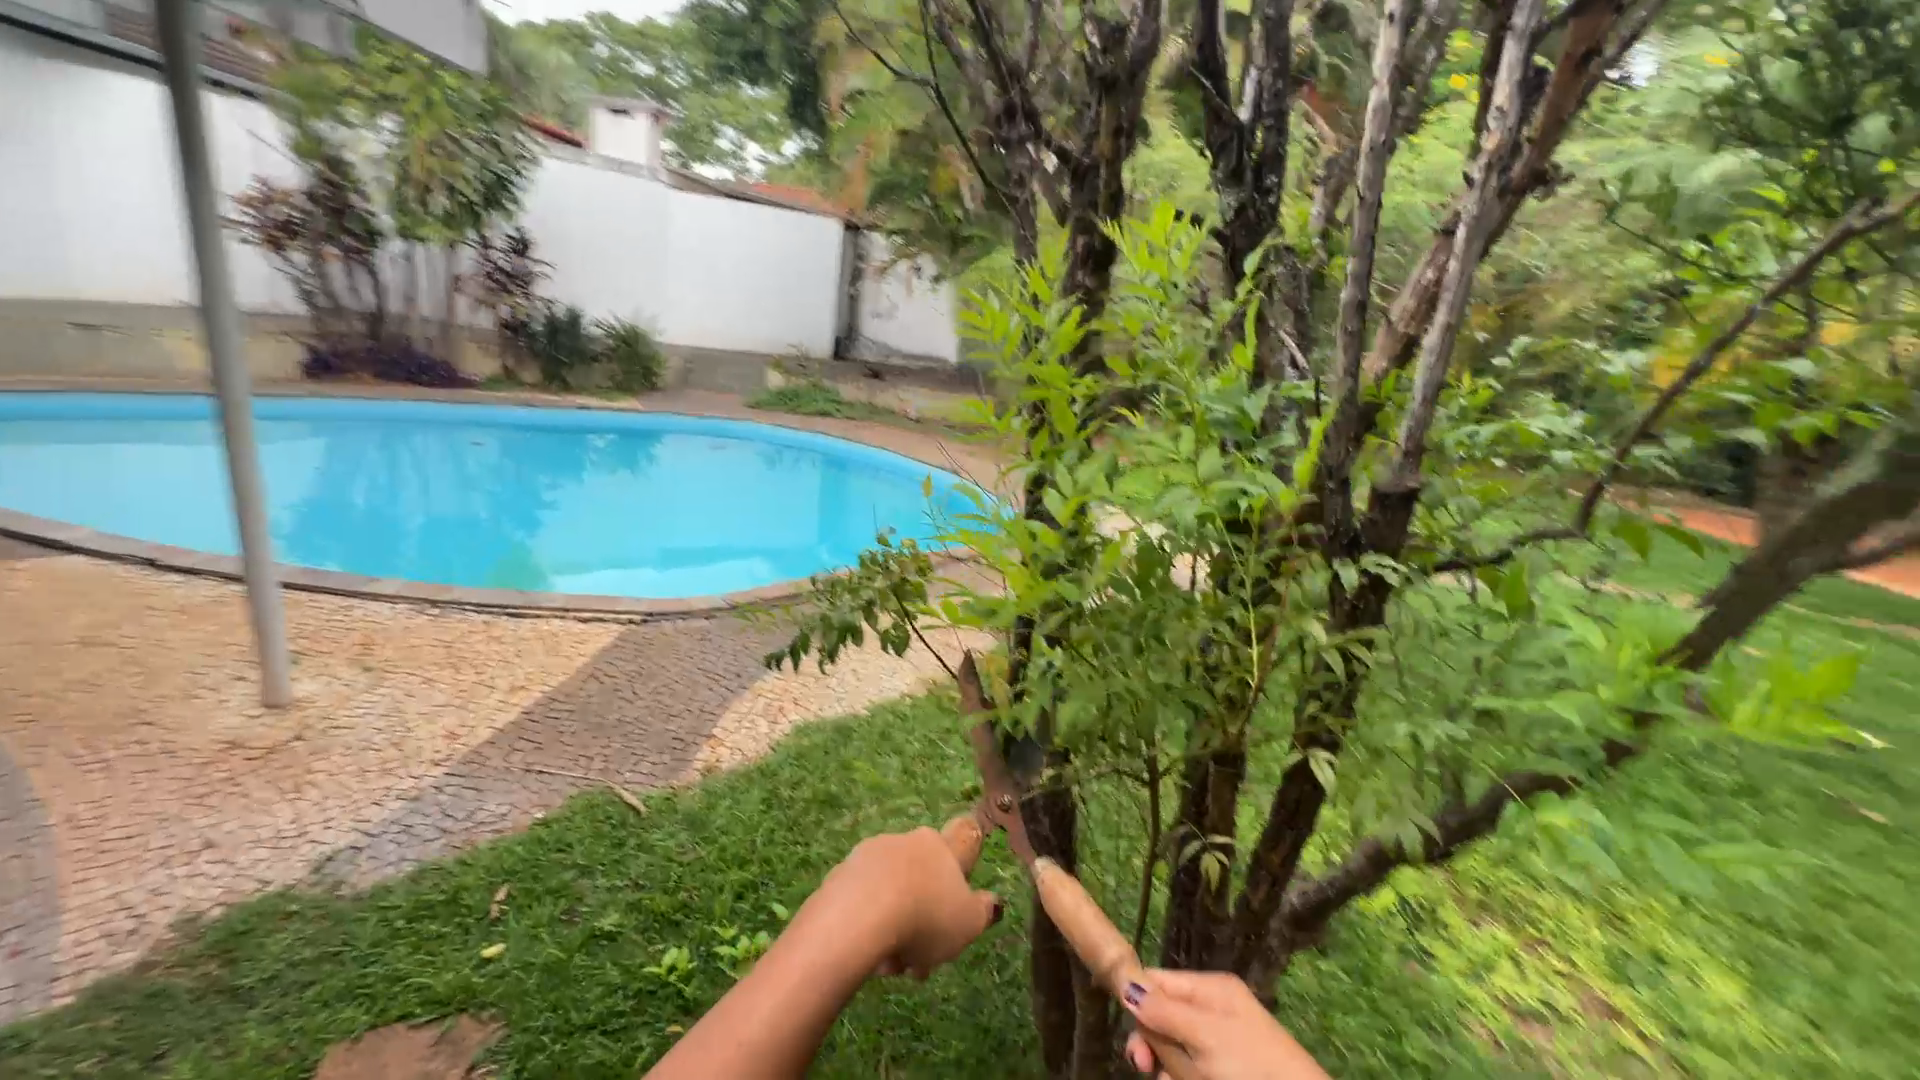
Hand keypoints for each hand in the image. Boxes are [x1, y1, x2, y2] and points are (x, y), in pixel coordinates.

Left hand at [814, 827, 1000, 979]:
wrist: (858, 918)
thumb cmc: (925, 917)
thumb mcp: (969, 923)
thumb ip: (984, 910)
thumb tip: (991, 900)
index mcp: (939, 846)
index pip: (959, 844)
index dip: (962, 867)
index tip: (957, 894)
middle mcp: (905, 842)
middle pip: (922, 877)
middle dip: (924, 915)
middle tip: (923, 958)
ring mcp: (869, 855)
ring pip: (891, 892)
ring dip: (896, 924)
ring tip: (893, 966)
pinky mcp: (839, 875)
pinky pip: (862, 901)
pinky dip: (868, 925)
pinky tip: (870, 956)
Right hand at [1122, 969, 1329, 1079]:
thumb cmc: (1252, 1067)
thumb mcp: (1204, 1036)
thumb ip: (1163, 1012)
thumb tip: (1124, 983)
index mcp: (1210, 990)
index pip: (1157, 981)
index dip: (1136, 1002)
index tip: (1131, 1035)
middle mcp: (1211, 1011)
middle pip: (1160, 1017)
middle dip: (1152, 1043)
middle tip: (1145, 1067)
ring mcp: (1218, 1044)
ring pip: (1172, 1050)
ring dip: (1168, 1067)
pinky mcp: (1221, 1071)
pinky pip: (1188, 1069)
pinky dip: (1182, 1078)